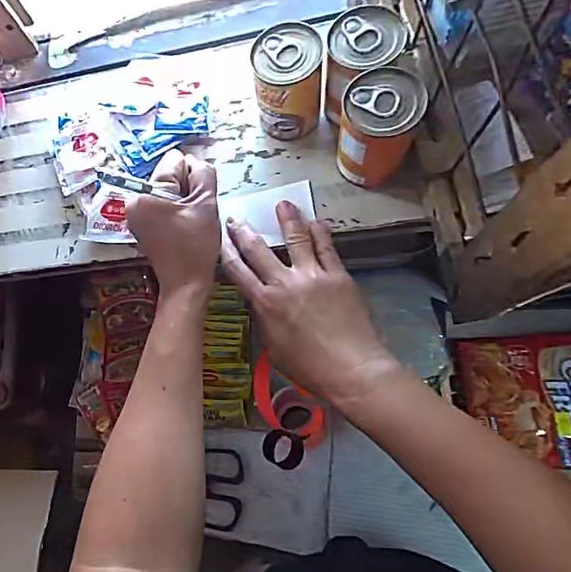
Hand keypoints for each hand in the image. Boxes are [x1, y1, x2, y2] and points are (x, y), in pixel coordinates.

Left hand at [126, 152, 219, 296]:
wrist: (185, 284)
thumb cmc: (195, 247)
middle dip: (186, 189)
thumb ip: (203, 173)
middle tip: (194, 214)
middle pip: (169, 175)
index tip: (197, 200)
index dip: (193, 176)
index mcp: (145, 194)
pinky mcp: (142, 224)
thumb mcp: (206, 204)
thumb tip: (195, 160)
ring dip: (183, 201)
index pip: (175, 161)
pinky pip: (163, 205)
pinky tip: (183, 228)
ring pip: (168, 190)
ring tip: (189, 222)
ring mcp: (136, 214)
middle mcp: (134, 200)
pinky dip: (176, 212)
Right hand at [221, 200, 404, 408]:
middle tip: (237, 218)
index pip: (238, 271)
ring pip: (296, 239)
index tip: (220, 238)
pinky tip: (316, 222)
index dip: (226, 252)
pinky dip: (320, 232)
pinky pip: (327, 248)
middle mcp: (285, 283)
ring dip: (287, 220)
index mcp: (265, 303)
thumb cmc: (309, 367)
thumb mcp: (274, 347)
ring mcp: (313, 275)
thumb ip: (265, 320)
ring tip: (283, 204)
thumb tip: (262, 303)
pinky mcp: (338, 275)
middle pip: (259, 250)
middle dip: (245, 232)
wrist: (350, 367)